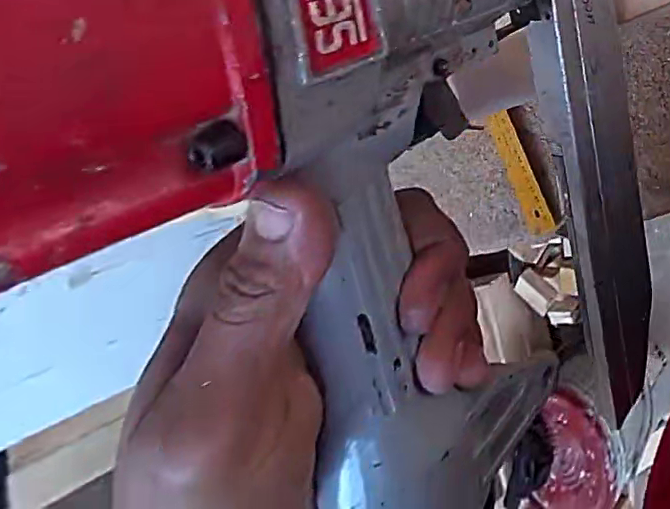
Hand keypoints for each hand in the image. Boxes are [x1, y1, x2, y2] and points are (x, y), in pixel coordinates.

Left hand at [114, 182, 490, 508]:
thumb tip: (290, 192)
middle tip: (426, 336)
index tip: (411, 287)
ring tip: (440, 376)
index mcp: (254, 279)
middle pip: (402, 231)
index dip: (393, 228)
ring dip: (452, 317)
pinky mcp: (389, 348)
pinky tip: (456, 376)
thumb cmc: (205, 506)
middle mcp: (310, 285)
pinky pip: (448, 313)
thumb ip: (252, 304)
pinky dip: (464, 338)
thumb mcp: (215, 412)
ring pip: (434, 269)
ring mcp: (355, 316)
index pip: (341, 203)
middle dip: (434, 278)